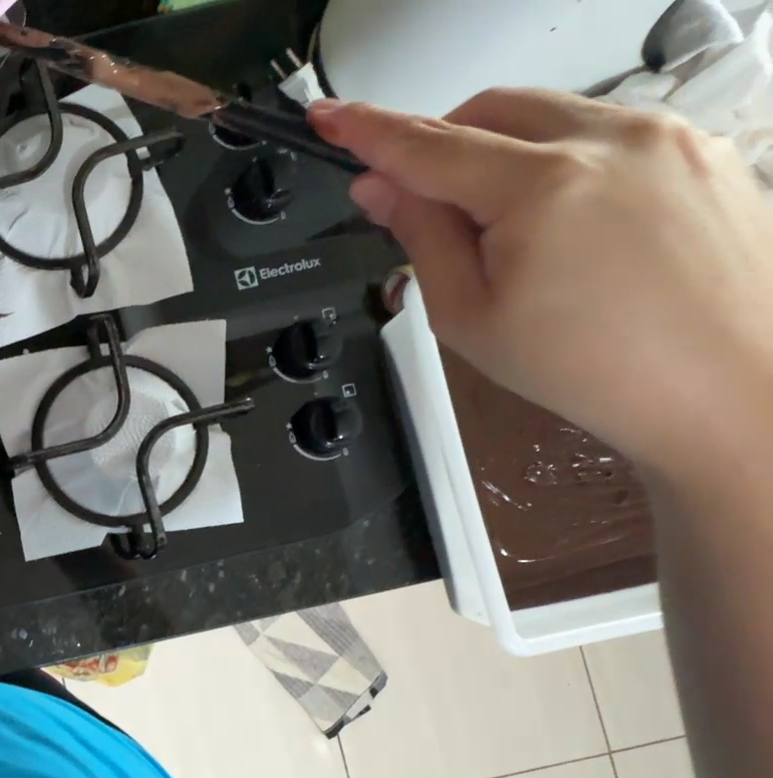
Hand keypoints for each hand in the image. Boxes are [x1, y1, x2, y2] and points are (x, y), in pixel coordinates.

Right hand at [311, 90, 772, 481]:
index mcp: (543, 186)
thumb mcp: (468, 314)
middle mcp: (614, 140)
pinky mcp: (702, 150)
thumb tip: (381, 189)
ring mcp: (668, 138)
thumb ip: (420, 237)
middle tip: (416, 207)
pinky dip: (554, 160)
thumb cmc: (591, 364)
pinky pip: (603, 132)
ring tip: (499, 232)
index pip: (427, 144)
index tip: (326, 116)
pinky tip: (558, 226)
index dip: (366, 129)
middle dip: (437, 145)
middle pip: (489, 110)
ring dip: (497, 152)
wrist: (733, 385)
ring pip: (547, 115)